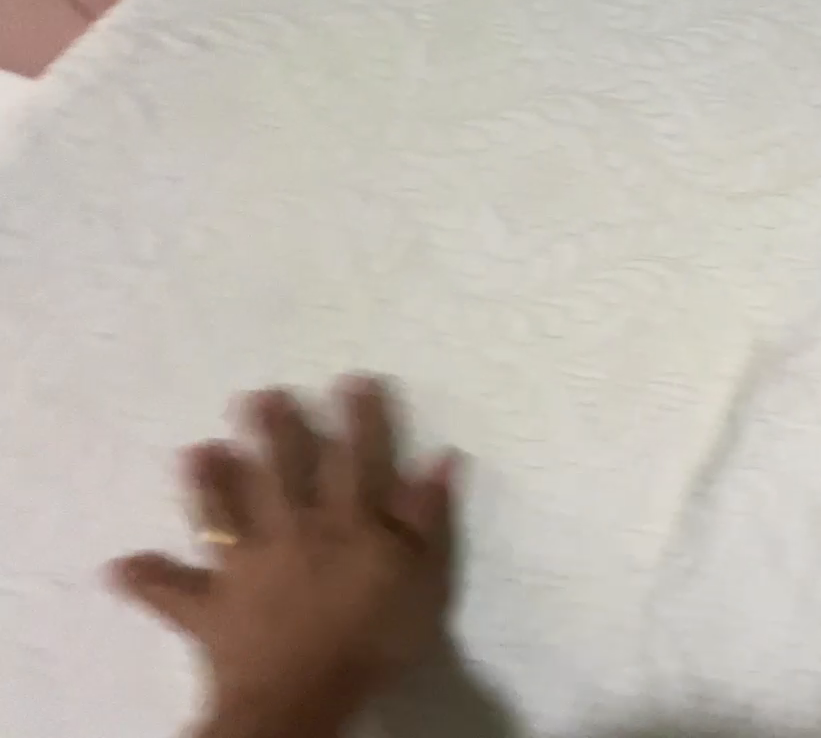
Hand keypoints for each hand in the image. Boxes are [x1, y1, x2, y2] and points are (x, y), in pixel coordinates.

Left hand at [108, 376, 458, 737]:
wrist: (301, 698)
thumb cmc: (376, 631)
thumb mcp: (424, 570)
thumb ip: (427, 514)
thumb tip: (439, 458)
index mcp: (349, 521)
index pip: (358, 458)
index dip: (358, 419)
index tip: (353, 381)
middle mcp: (294, 531)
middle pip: (283, 474)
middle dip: (274, 434)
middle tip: (259, 396)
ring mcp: (246, 569)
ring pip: (225, 517)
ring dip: (210, 484)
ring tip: (197, 451)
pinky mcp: (208, 609)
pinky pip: (173, 594)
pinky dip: (148, 580)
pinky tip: (122, 565)